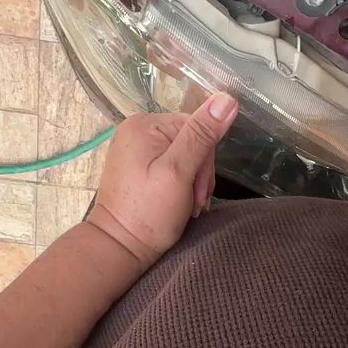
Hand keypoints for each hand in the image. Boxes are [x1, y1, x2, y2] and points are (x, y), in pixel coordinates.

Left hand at [86, 92, 239, 268]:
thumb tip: (228, 98)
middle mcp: (137, 129)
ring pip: (185, 154)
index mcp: (144, 124)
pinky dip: (181, 184)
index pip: (197, 127)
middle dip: (199, 173)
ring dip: (193, 182)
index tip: (199, 192)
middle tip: (194, 203)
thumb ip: (202, 135)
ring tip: (187, 207)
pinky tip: (179, 203)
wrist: (119, 248)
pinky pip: (171, 164)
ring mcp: (135, 147)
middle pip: (191, 140)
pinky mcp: (137, 165)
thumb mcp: (179, 173)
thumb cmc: (149, 213)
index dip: (206, 160)